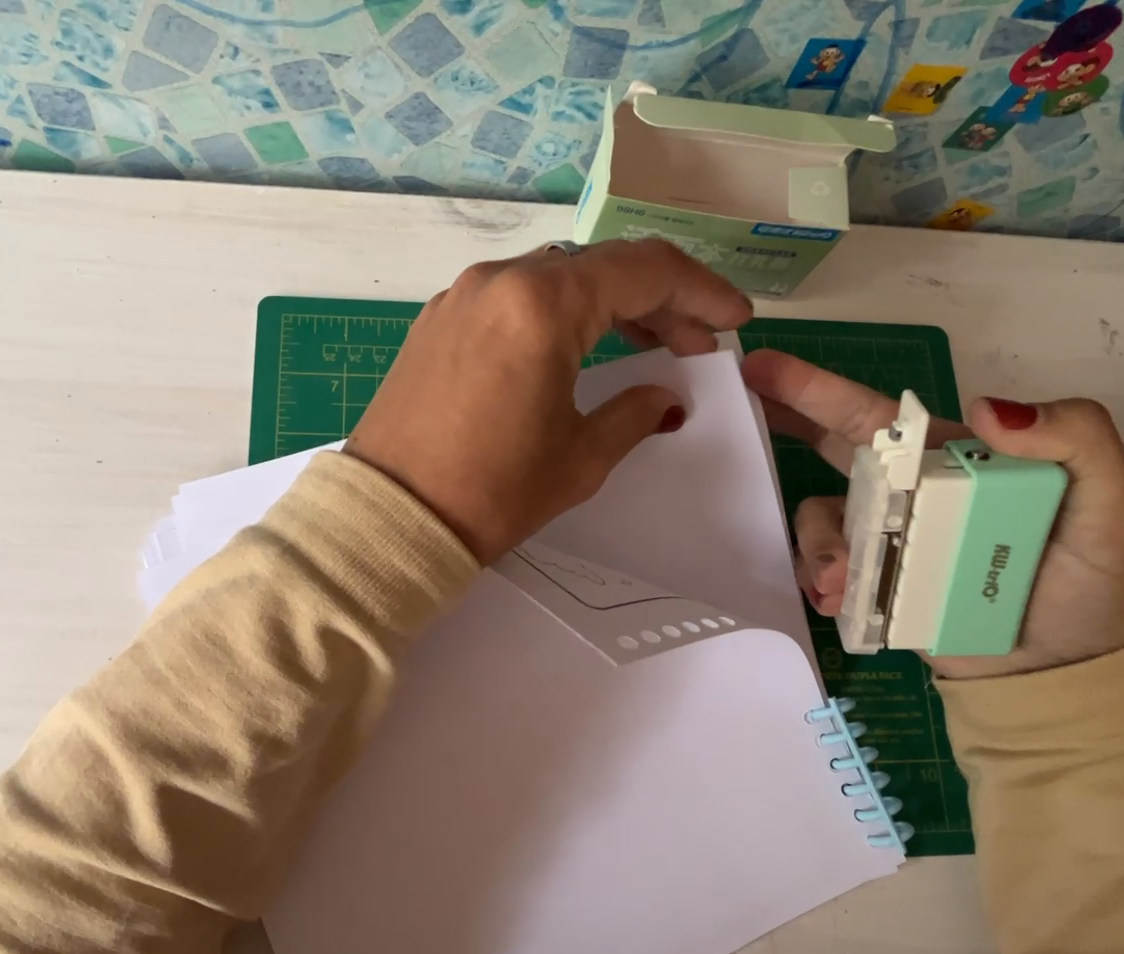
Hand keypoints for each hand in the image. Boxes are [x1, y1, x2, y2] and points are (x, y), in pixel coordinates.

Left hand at [345, 240, 752, 563]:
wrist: (391, 517)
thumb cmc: (491, 492)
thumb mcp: (580, 458)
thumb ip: (634, 413)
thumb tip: (663, 396)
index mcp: (541, 304)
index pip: (644, 270)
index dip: (700, 291)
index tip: (733, 320)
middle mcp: (499, 279)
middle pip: (599, 266)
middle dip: (656, 300)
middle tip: (693, 344)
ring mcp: (461, 296)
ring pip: (555, 277)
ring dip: (606, 304)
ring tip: (643, 348)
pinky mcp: (438, 320)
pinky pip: (513, 298)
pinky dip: (556, 314)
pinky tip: (575, 350)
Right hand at [742, 349, 1123, 678]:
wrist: (1062, 673)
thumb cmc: (1086, 583)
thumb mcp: (1108, 504)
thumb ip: (1074, 440)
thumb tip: (987, 406)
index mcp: (948, 460)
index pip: (877, 417)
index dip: (818, 389)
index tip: (763, 366)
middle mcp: (904, 492)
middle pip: (828, 450)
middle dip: (780, 427)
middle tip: (734, 416)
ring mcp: (883, 541)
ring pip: (819, 522)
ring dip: (816, 545)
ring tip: (838, 583)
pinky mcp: (870, 586)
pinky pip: (822, 572)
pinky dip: (819, 582)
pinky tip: (837, 599)